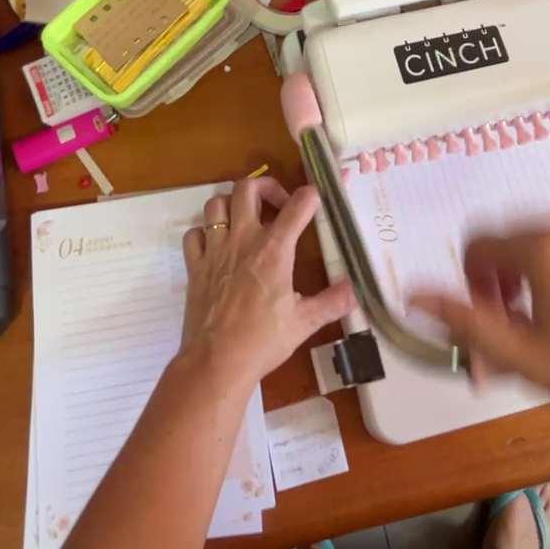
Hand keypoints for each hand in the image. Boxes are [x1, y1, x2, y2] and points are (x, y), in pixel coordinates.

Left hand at [178, 177, 355, 388]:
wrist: (216, 363)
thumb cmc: (263, 341)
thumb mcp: (305, 322)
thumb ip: (332, 302)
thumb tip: (355, 290)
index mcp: (274, 249)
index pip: (297, 205)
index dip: (312, 195)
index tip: (318, 197)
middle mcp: (243, 239)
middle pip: (247, 188)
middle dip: (266, 187)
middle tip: (278, 205)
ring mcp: (215, 250)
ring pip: (216, 204)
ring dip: (232, 204)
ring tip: (246, 219)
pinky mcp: (194, 266)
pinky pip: (194, 234)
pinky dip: (204, 232)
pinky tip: (216, 245)